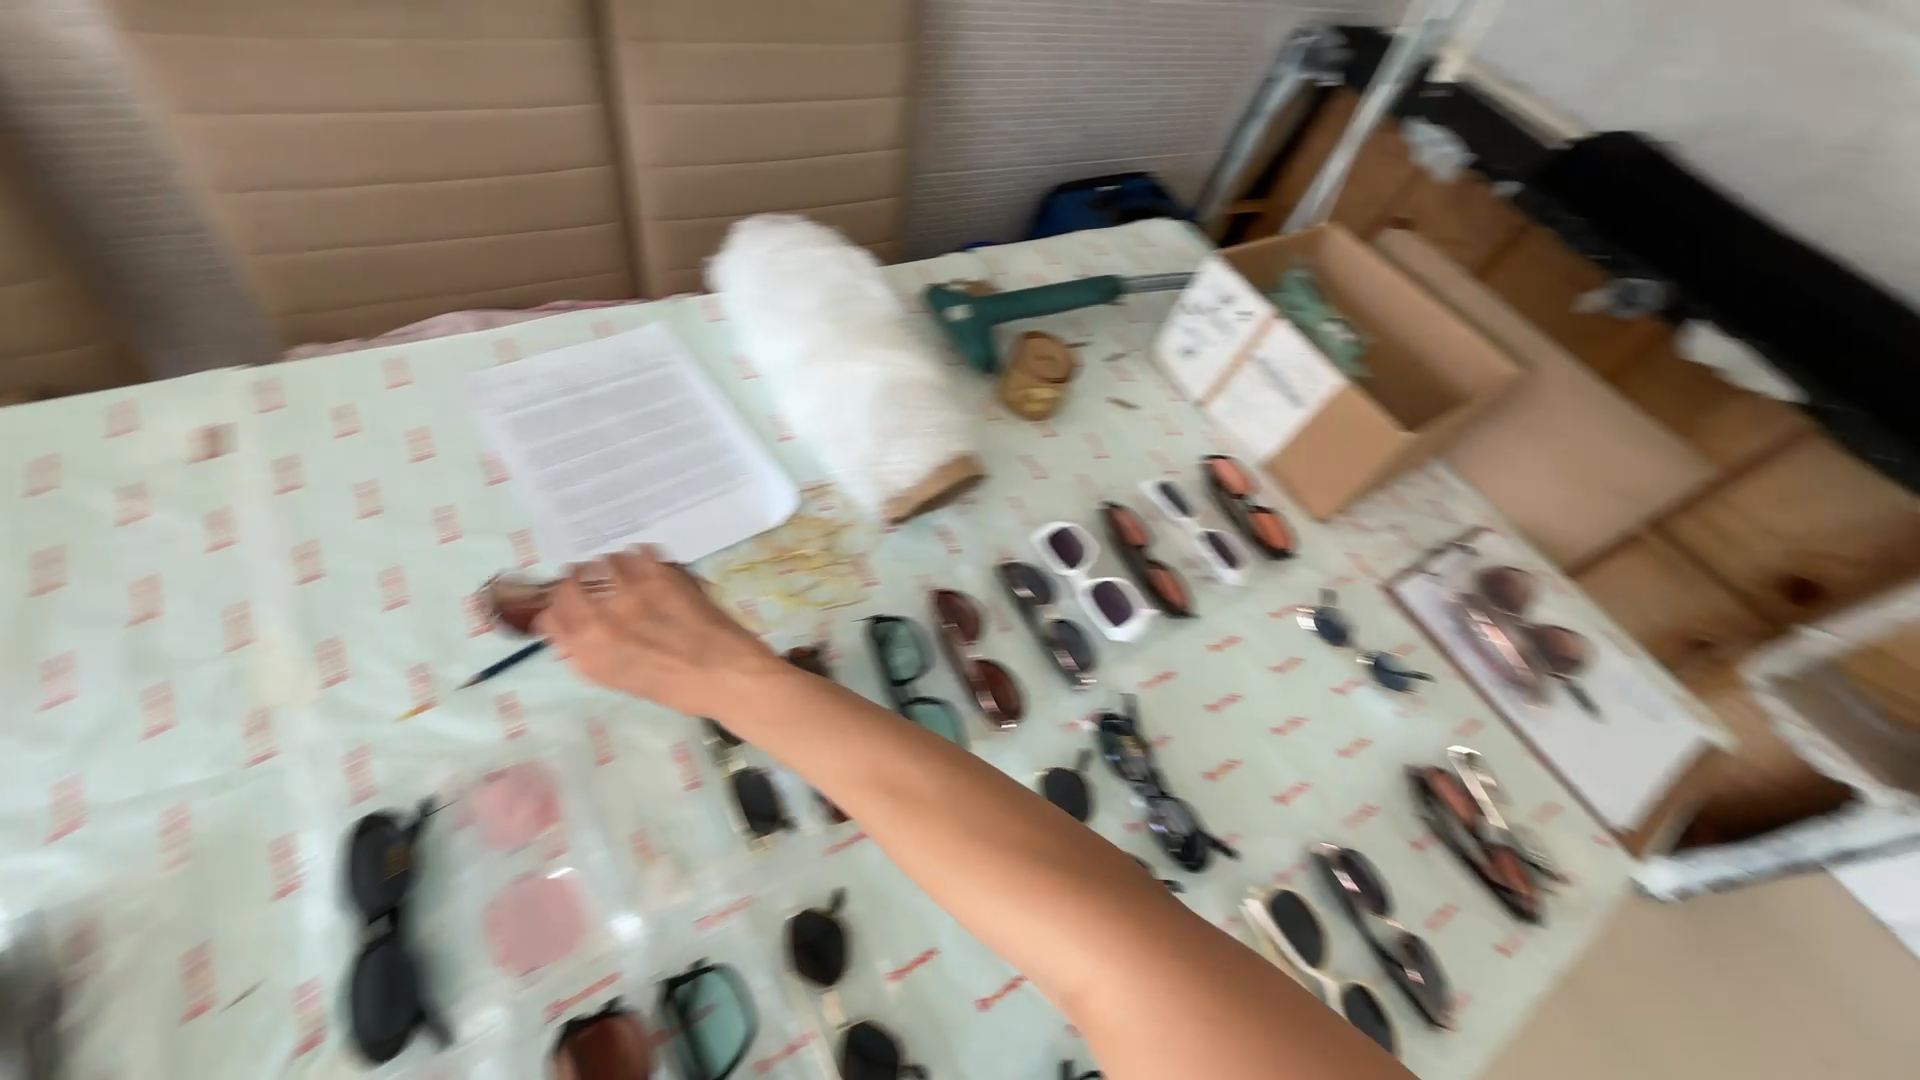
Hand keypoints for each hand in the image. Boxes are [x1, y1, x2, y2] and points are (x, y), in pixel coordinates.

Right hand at [535, 546, 780, 717]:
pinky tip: (651, 566)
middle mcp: (600, 620)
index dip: (558, 607)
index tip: (569, 604)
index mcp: (588, 652)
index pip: (550, 615)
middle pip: (570, 582)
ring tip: (626, 572)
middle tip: (594, 581)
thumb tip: (575, 635)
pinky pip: (639, 551)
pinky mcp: (661, 576)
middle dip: (579, 580)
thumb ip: (592, 655)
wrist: (727, 675)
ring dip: (612, 566)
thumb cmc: (678, 688)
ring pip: (604, 562)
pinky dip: (642, 556)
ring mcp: (630, 593)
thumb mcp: (622, 681)